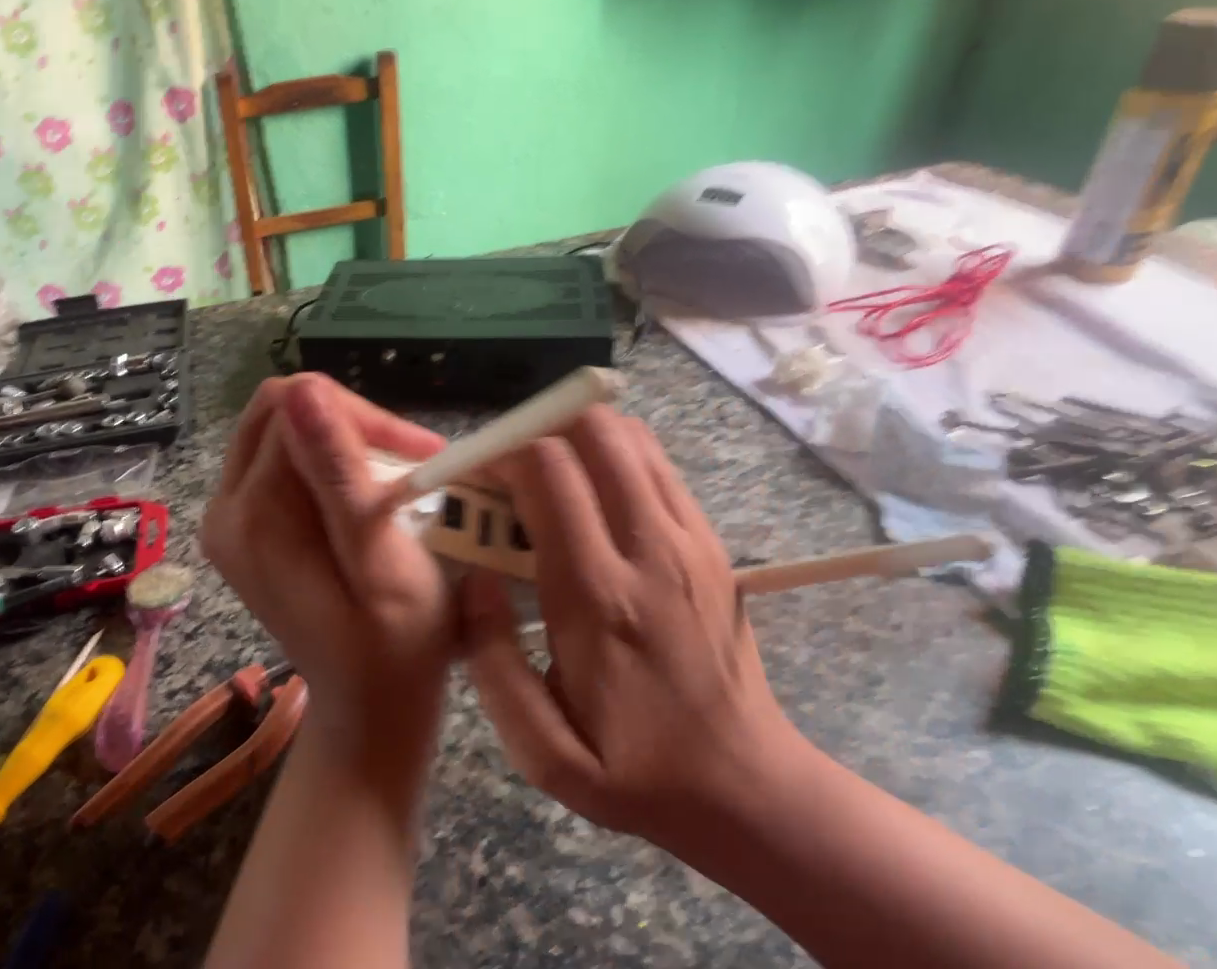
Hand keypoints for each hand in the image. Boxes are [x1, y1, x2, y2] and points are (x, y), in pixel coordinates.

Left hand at [202, 374, 449, 753]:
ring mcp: (227, 519)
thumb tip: (301, 388)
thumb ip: (340, 476)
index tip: (422, 457)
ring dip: (344, 441)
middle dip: (352, 423)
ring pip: (282, 430)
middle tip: (410, 463)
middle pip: (280, 411)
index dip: (364, 419)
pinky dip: (329, 463)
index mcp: (252, 517)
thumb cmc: (394, 651)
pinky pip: (281, 463)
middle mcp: (223, 510)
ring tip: (397, 480)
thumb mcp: (382, 564)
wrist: (368, 709)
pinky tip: (366, 495)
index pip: (298, 408)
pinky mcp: (244, 529)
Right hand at [459, 409, 795, 839]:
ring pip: (632, 438)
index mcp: (598, 598)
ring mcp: (691, 541)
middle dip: (538, 429)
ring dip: (579, 438)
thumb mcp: (543, 754)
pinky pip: (658, 467)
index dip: (499, 455)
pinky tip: (592, 500)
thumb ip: (493, 663)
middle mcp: (649, 551)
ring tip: (545, 478)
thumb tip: (473, 581)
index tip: (470, 477)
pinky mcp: (711, 545)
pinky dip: (616, 459)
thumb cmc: (635, 773)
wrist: (747, 787)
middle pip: (596, 432)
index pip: (548, 473)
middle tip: (505, 470)